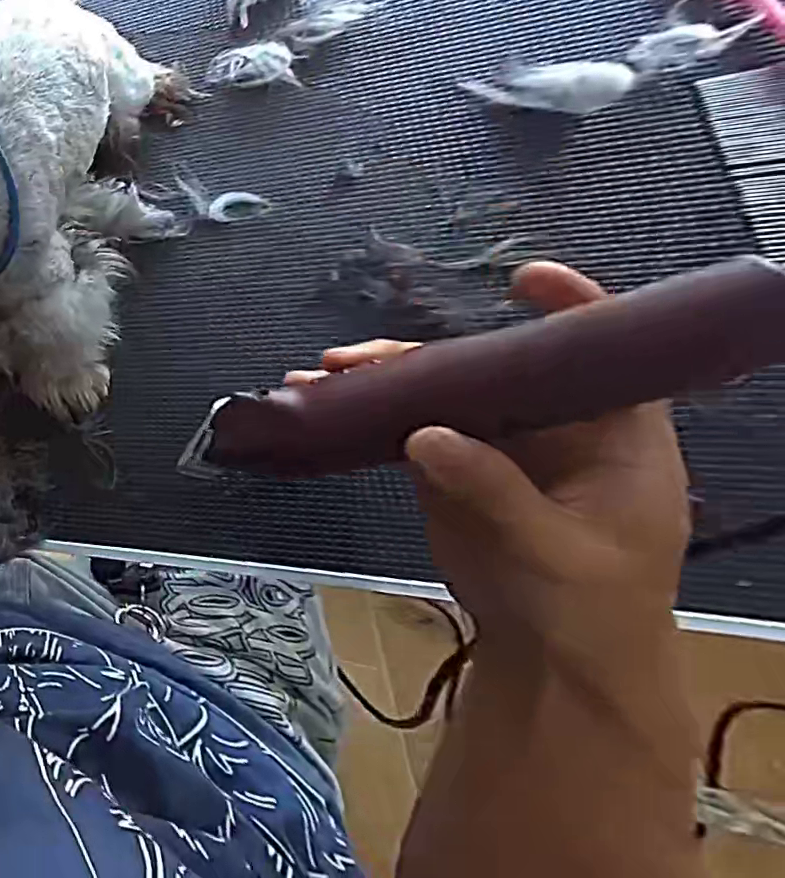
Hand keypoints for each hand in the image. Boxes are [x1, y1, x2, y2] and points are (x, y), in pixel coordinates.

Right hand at [286, 261, 691, 662]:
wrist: (546, 651)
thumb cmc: (582, 603)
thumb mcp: (550, 548)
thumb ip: (492, 489)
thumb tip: (423, 436)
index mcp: (612, 440)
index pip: (602, 362)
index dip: (575, 313)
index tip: (526, 278)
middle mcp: (550, 431)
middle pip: (485, 369)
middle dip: (417, 353)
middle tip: (353, 357)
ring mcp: (491, 447)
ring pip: (433, 393)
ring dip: (376, 380)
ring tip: (319, 377)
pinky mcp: (444, 465)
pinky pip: (402, 424)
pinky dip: (363, 411)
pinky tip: (324, 405)